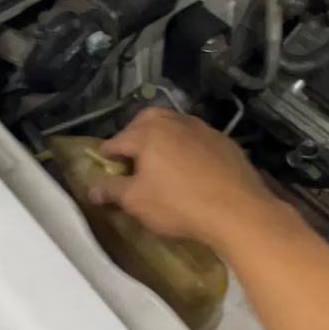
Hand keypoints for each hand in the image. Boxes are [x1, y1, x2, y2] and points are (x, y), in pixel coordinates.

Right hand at [88, 107, 287, 248]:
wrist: (237, 209)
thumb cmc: (178, 204)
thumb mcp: (137, 201)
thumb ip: (112, 191)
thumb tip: (91, 189)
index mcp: (148, 133)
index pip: (119, 140)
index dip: (108, 153)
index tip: (103, 162)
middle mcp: (174, 122)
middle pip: (147, 120)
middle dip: (135, 133)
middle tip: (131, 154)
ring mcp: (202, 128)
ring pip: (174, 124)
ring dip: (162, 136)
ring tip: (159, 157)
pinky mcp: (224, 141)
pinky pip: (197, 137)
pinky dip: (186, 145)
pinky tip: (189, 165)